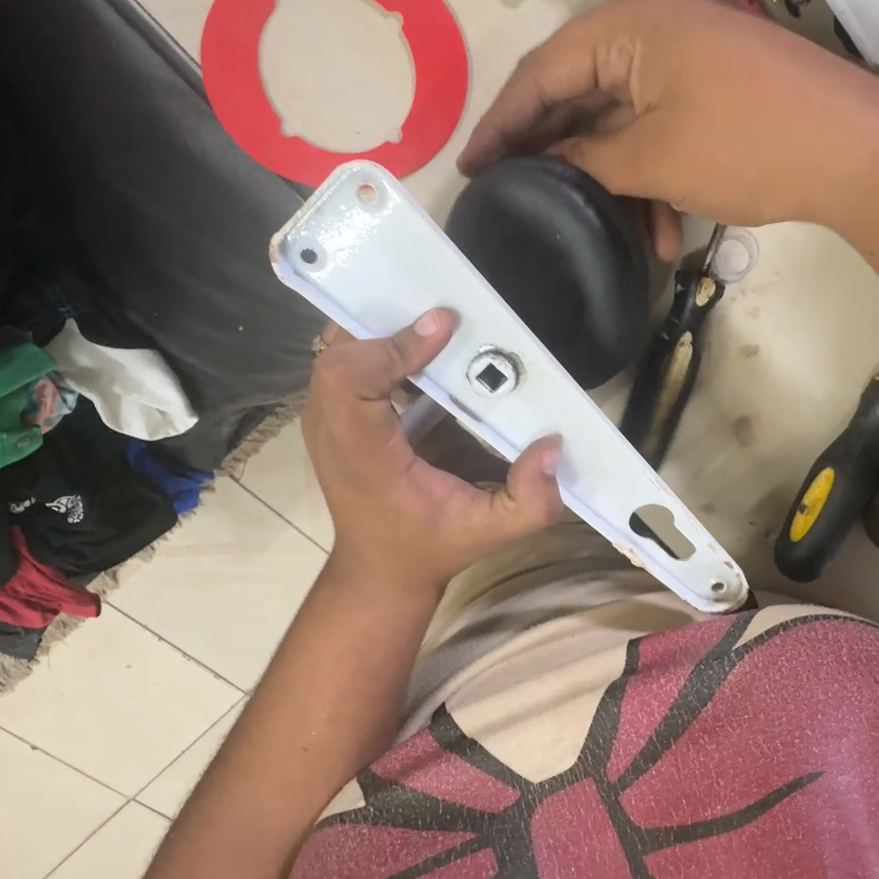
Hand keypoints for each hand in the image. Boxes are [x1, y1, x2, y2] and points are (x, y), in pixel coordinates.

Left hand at [302, 309, 563, 596]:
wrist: (381, 567)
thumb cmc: (431, 546)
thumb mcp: (490, 531)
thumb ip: (530, 500)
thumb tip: (552, 445)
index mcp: (363, 458)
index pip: (350, 380)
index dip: (392, 346)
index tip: (443, 327)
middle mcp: (333, 432)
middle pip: (339, 354)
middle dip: (386, 323)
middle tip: (441, 310)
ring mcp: (326, 422)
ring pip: (338, 351)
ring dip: (381, 327)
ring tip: (430, 317)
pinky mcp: (335, 416)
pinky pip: (346, 363)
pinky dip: (378, 344)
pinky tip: (417, 341)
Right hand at [459, 0, 878, 238]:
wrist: (858, 154)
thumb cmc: (748, 146)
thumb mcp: (653, 159)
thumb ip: (587, 160)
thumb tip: (547, 165)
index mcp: (630, 25)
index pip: (542, 73)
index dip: (501, 124)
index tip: (470, 169)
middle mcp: (654, 27)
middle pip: (580, 93)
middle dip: (555, 155)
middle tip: (519, 199)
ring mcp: (689, 56)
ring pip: (624, 120)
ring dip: (613, 181)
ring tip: (603, 234)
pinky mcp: (716, 87)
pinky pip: (662, 127)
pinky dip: (655, 177)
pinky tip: (660, 232)